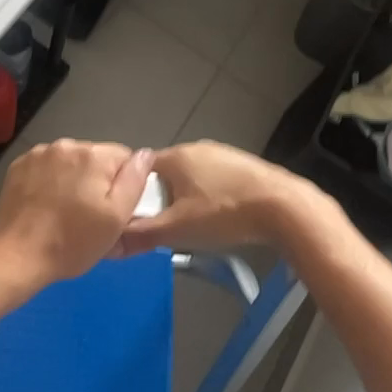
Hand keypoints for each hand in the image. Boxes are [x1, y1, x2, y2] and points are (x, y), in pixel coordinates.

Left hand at [0, 139, 155, 284]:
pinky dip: (50, 181)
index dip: (124, 184)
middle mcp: (66, 145)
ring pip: (70, 162)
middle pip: (96, 157)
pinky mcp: (19, 166)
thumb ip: (135, 180)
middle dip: (97, 180)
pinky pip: (47, 167)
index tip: (113, 209)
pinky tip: (46, 205)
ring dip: (73, 178)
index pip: (124, 157)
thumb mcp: (116, 218)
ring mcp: (39, 153)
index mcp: (94, 155)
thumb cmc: (72, 242)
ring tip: (65, 211)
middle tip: (90, 214)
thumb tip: (145, 154)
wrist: (17, 257)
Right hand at [116, 140, 331, 256]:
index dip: (131, 193)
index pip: (139, 170)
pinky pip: (214, 180)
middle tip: (160, 227)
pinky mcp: (243, 166)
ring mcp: (223, 154)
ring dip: (186, 199)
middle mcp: (197, 148)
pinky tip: (218, 217)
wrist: (282, 206)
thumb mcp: (177, 229)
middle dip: (159, 199)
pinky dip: (209, 197)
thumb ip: (141, 234)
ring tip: (190, 227)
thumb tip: (108, 243)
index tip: (129, 216)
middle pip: (165, 174)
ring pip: (191, 177)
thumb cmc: (223, 213)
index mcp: (176, 156)